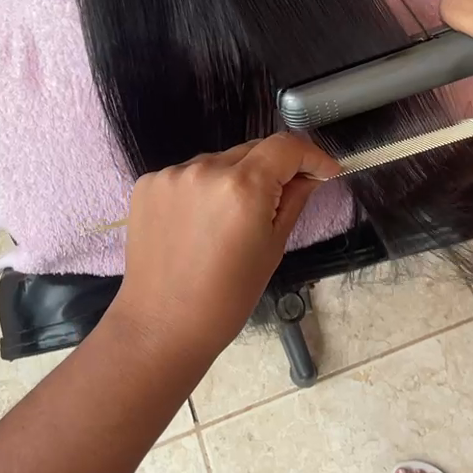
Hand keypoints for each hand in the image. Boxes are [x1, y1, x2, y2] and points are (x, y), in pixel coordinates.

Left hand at [108, 134, 340, 361]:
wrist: (161, 325)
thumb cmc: (227, 297)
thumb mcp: (272, 249)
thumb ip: (293, 200)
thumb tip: (311, 175)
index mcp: (243, 187)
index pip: (285, 147)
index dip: (311, 155)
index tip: (324, 171)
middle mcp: (205, 169)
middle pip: (251, 151)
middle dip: (271, 170)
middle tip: (277, 202)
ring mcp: (172, 173)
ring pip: (217, 162)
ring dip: (233, 179)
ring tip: (227, 223)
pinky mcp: (148, 183)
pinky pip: (186, 174)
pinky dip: (200, 190)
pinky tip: (196, 225)